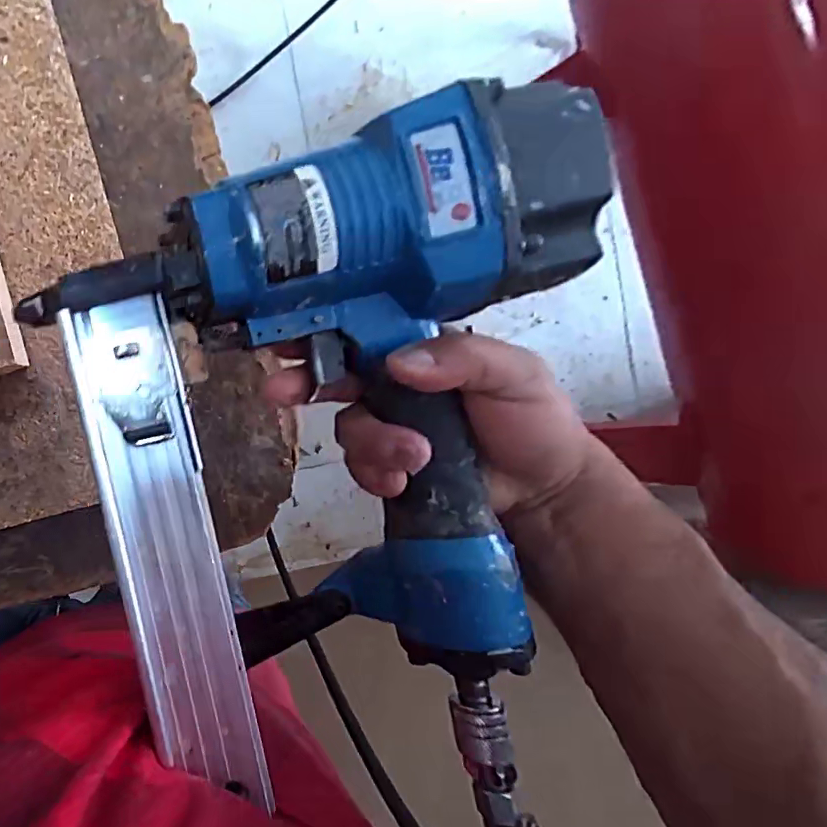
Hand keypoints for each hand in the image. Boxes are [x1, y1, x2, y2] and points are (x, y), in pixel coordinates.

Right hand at [262, 332, 596, 517]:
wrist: (544, 493)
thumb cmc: (533, 421)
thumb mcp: (514, 373)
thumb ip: (462, 357)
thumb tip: (398, 363)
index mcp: (416, 352)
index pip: (361, 333)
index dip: (320, 332)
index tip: (287, 340)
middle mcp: (392, 386)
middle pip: (332, 378)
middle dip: (302, 384)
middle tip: (281, 393)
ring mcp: (386, 427)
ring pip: (348, 427)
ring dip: (373, 443)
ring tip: (414, 459)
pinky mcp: (386, 465)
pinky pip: (359, 466)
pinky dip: (374, 473)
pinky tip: (401, 483)